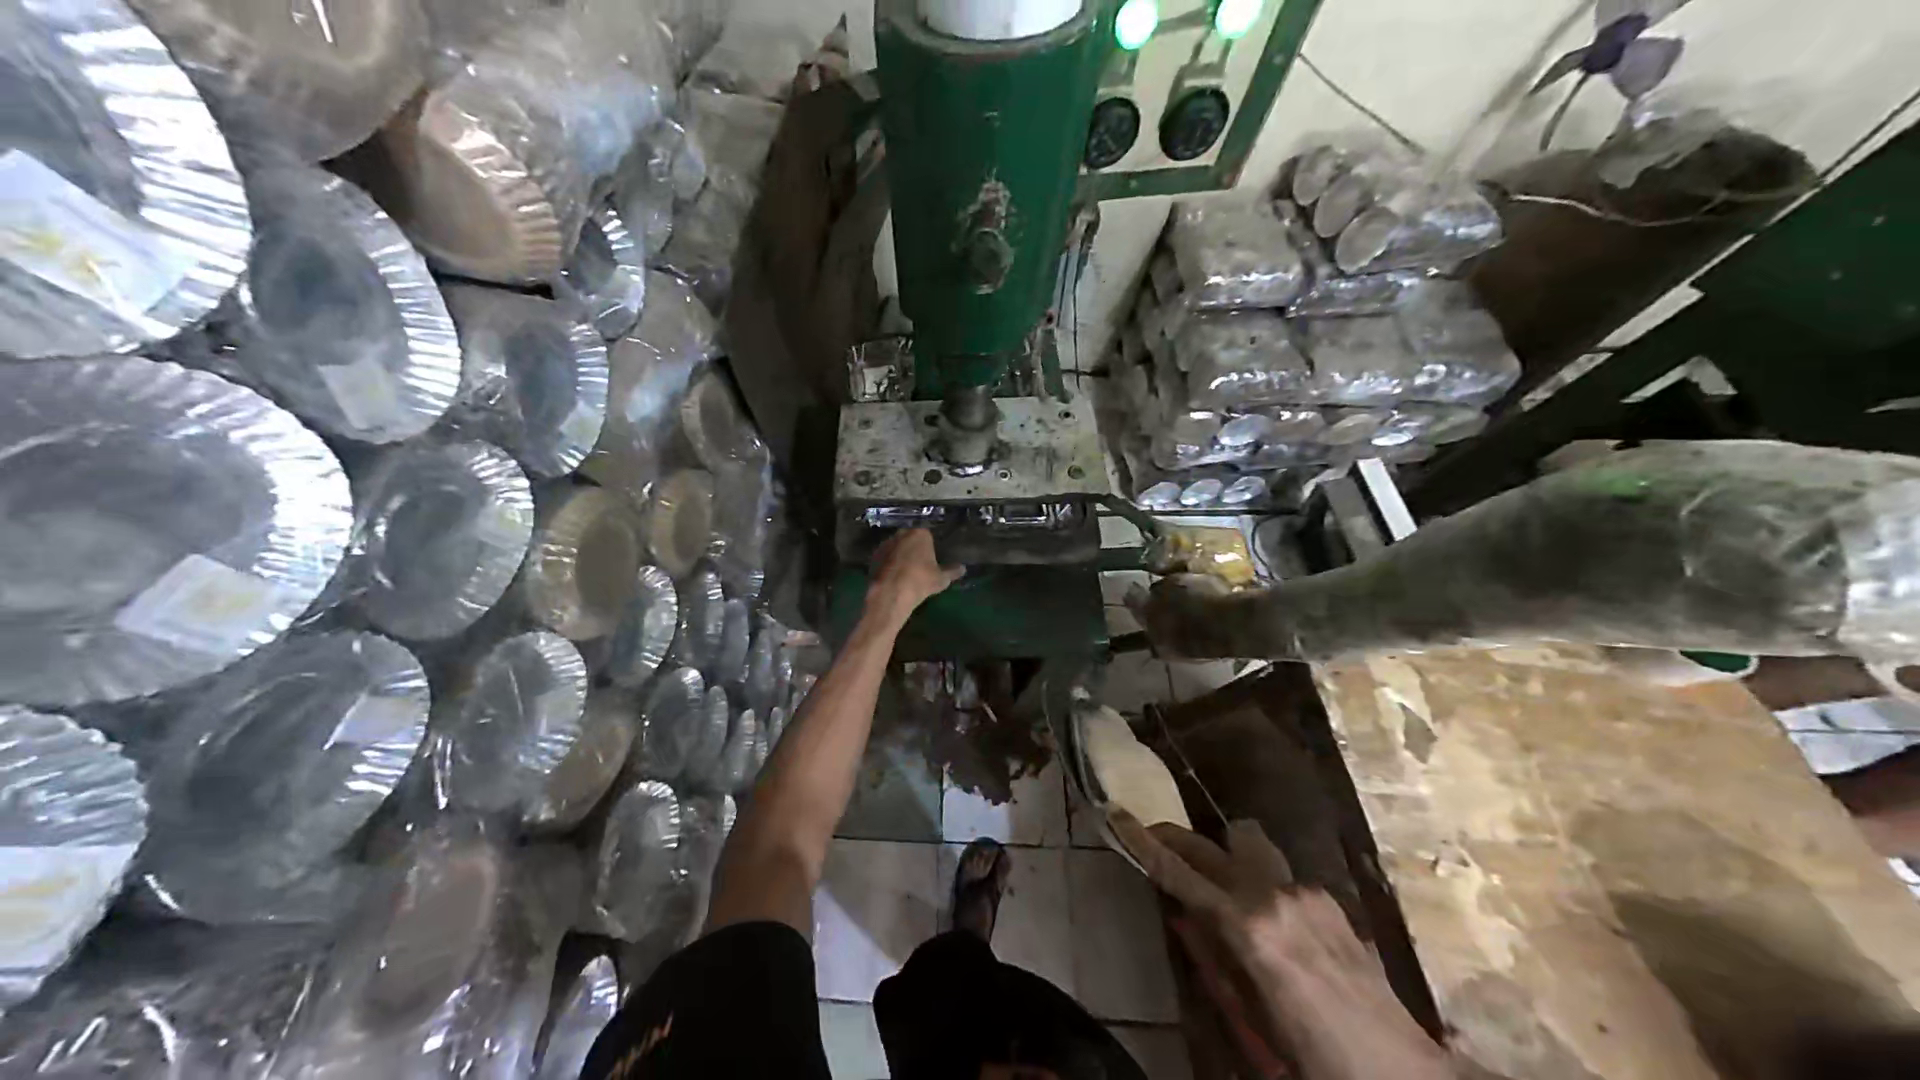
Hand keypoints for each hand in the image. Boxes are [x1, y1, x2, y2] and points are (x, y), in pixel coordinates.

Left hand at [866, 529, 962, 625]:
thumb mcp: (941, 578)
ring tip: (905, 573)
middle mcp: (902, 533)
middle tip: (918, 566)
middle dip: (913, 549)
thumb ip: (952, 571)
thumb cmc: (920, 581)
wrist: (891, 592)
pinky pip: (885, 557)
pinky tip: (893, 577)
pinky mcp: (873, 555)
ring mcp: (886, 543)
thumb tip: (963, 568)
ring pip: (897, 547)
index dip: (929, 549)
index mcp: (920, 534)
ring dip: (900, 556)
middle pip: (910, 539)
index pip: (928, 537)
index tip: (930, 561)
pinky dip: (889, 564)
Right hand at [1112, 812, 1452, 1079]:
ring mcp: (1305, 892)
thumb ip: (1211, 960)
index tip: (1118, 816)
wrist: (1406, 1076)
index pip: (1182, 875)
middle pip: (1211, 846)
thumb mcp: (1251, 1021)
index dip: (1145, 845)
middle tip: (1154, 842)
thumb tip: (1182, 916)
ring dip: (1223, 857)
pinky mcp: (1329, 899)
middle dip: (1177, 841)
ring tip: (1214, 886)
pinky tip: (1265, 918)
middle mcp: (1274, 896)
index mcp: (1249, 929)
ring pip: (1247, 846)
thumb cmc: (1316, 1061)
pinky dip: (1258, 883)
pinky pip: (1277, 874)